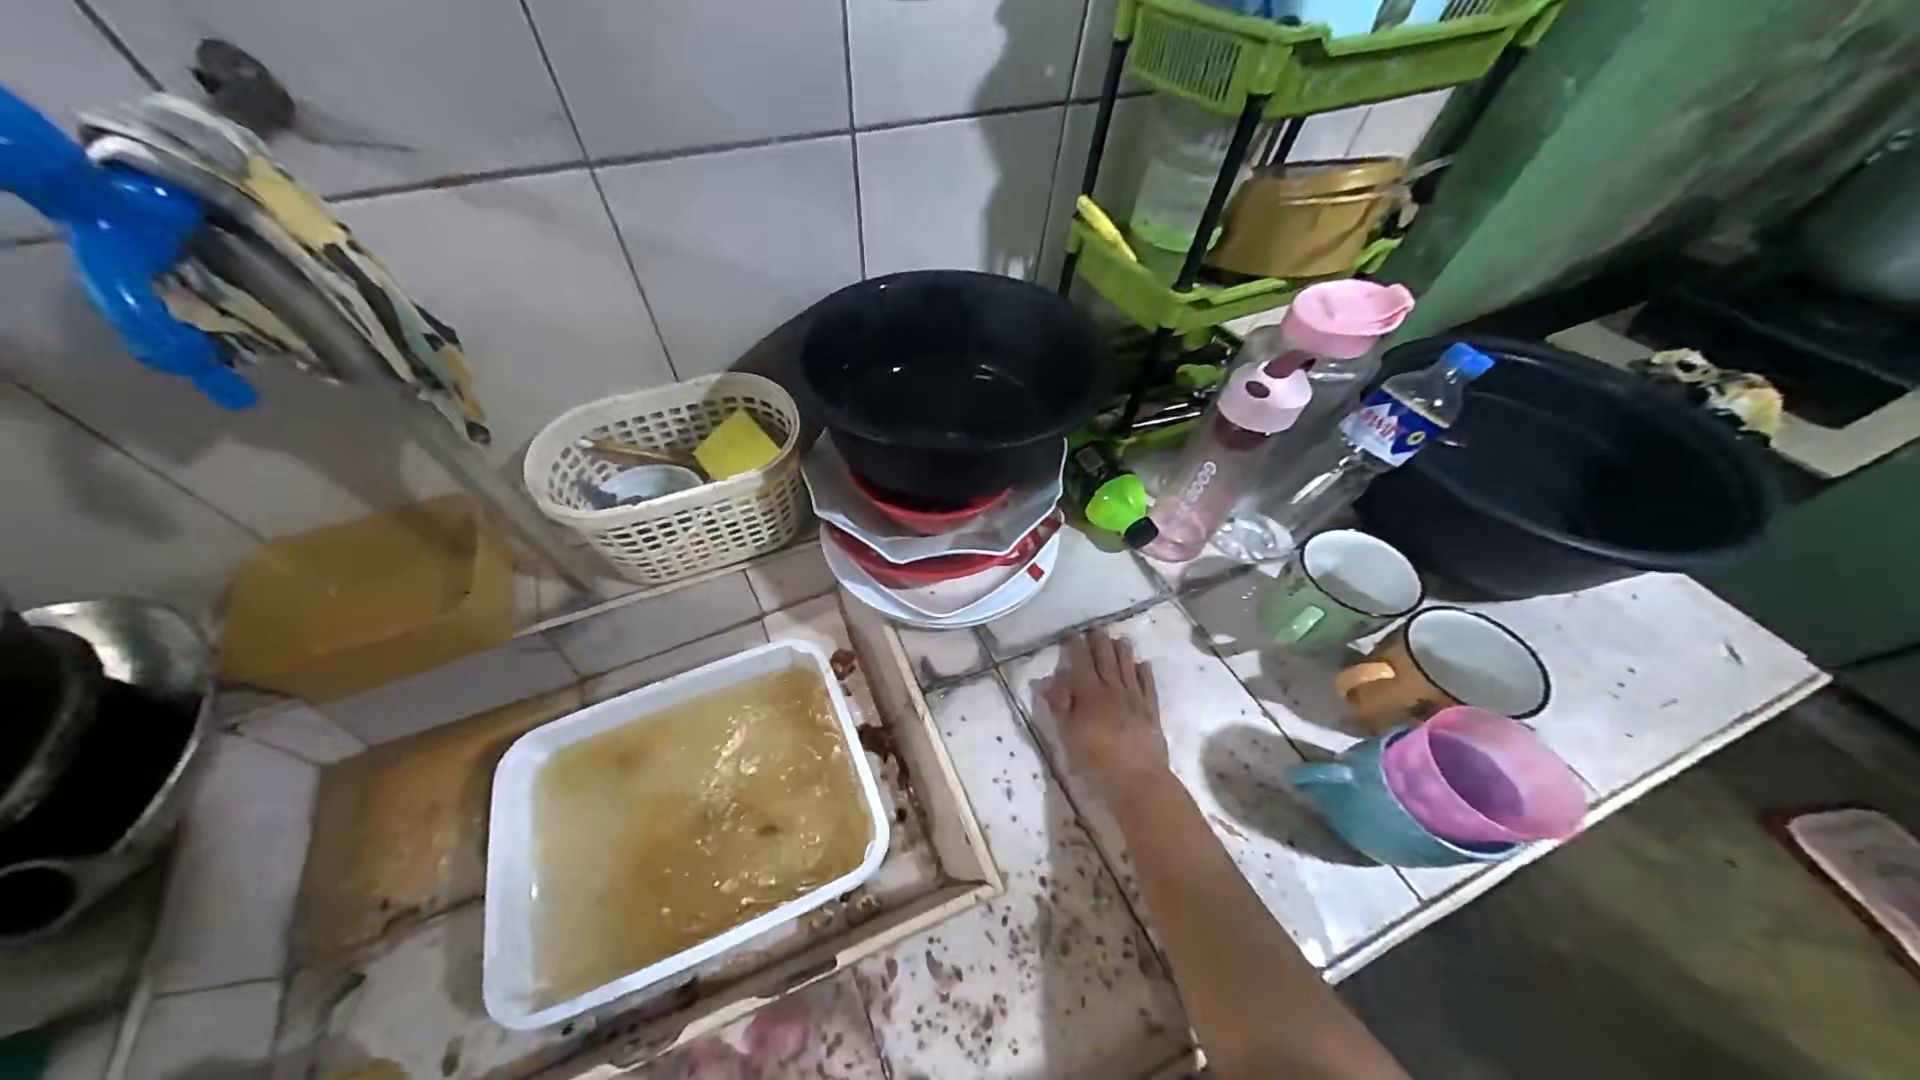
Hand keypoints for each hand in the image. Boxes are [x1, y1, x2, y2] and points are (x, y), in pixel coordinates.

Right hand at [1044, 629, 1167, 789]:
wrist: (1137, 777)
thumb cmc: (1096, 758)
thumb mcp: (1068, 734)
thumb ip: (1060, 705)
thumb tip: (1048, 681)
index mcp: (1090, 694)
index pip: (1082, 664)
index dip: (1077, 648)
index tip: (1074, 634)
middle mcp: (1113, 690)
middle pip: (1107, 661)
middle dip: (1100, 643)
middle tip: (1097, 628)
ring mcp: (1135, 700)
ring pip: (1128, 669)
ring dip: (1123, 652)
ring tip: (1120, 638)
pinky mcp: (1151, 712)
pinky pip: (1148, 687)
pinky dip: (1145, 674)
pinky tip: (1144, 665)